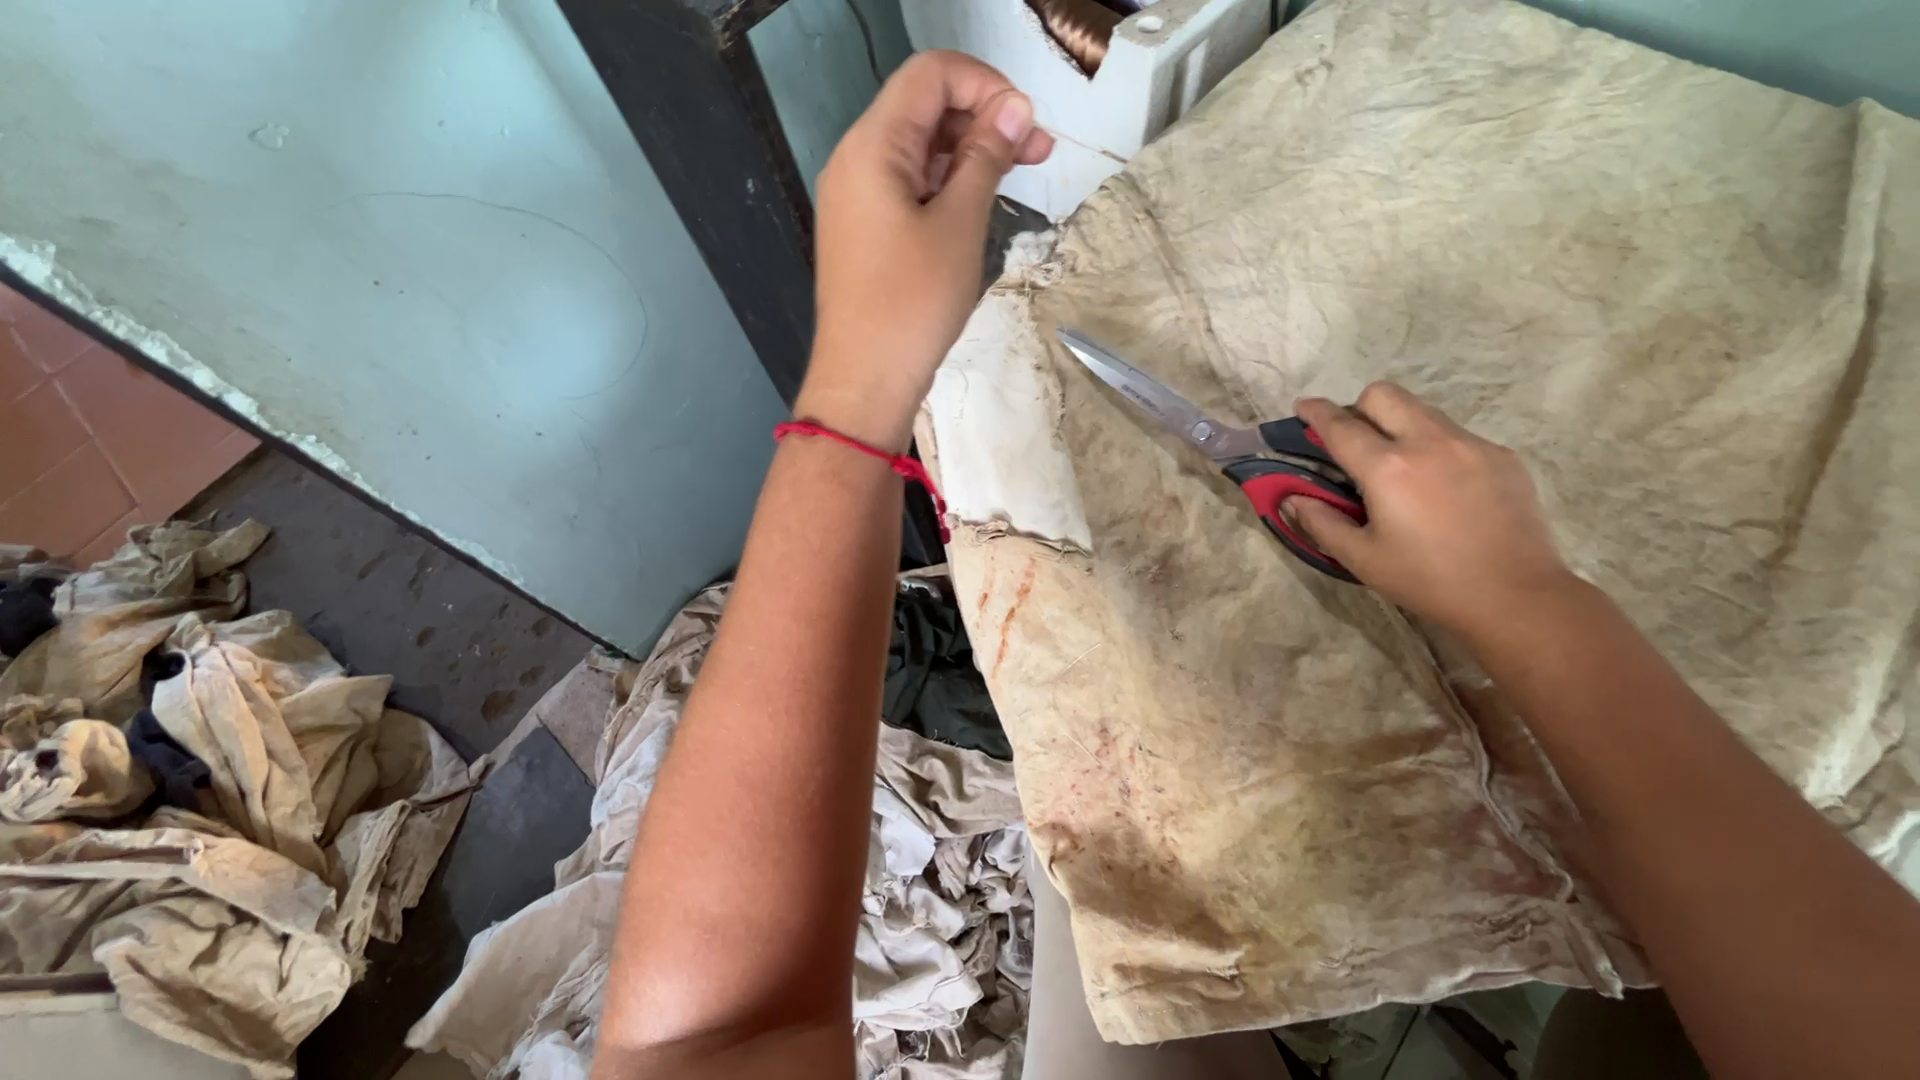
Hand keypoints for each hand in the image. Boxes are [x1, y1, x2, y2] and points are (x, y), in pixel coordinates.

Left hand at [799, 51, 1053, 450]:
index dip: (985, 83)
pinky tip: (980, 202)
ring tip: (1022, 175)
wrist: (864, 381)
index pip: (931, 75)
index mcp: (872, 146)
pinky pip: (907, 186)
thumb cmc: (913, 304)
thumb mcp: (960, 225)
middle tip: (1039, 151)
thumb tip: (1014, 108)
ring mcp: (856, 197)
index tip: (1026, 122)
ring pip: (918, 150)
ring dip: (969, 154)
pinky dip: (945, 185)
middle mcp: (855, 160)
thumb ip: (986, 157)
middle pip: (924, 109)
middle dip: (983, 118)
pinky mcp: (864, 229)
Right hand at [1287, 384, 1578, 633]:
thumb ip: (1321, 523)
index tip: (1303, 406)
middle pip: (1385, 395)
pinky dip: (1436, 448)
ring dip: (1399, 425)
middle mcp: (1429, 442)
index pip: (1341, 425)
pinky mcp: (1501, 456)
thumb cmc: (1427, 579)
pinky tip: (1441, 488)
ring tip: (1398, 466)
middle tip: (1353, 439)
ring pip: (1423, 411)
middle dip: (1359, 407)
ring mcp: (1471, 445)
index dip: (1315, 412)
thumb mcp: (1362, 558)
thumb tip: (1293, 500)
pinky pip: (1457, 436)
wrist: (1515, 594)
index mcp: (1387, 468)